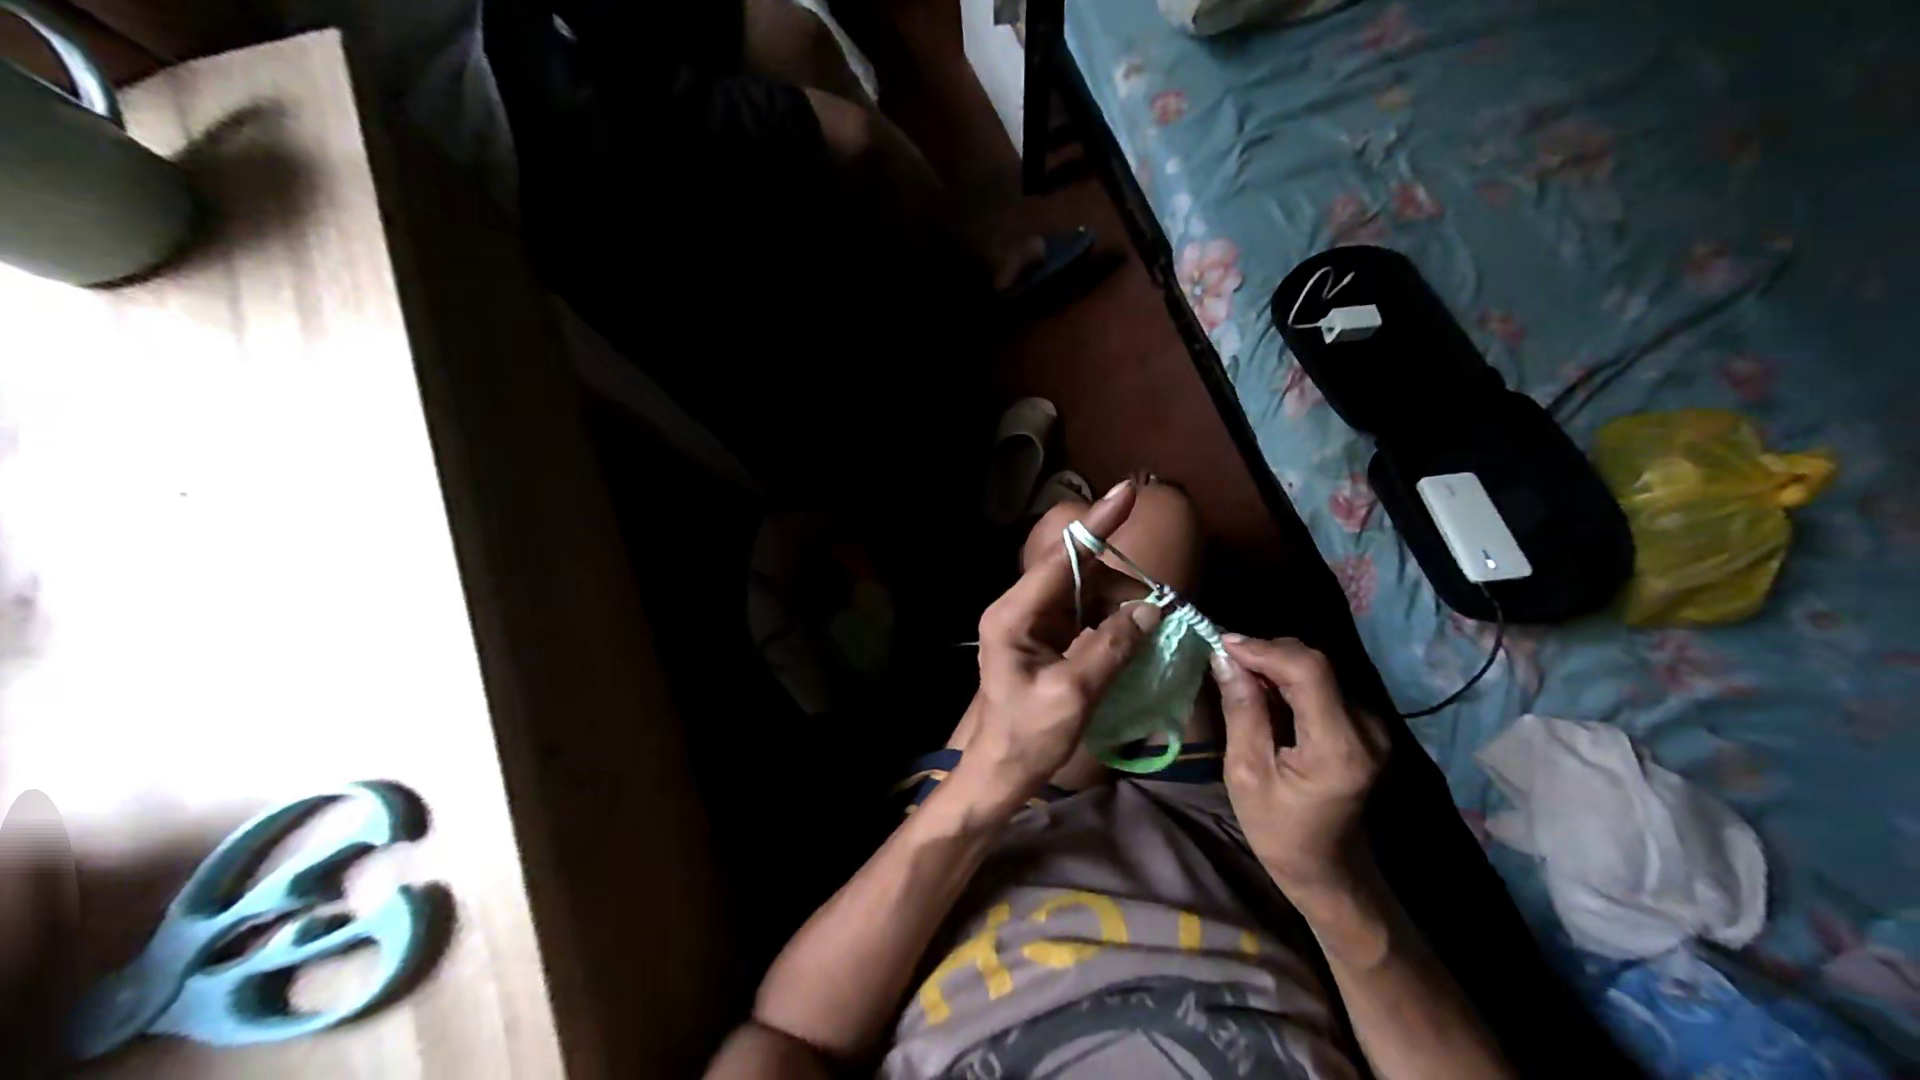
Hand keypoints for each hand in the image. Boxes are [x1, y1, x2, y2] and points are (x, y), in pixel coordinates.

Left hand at [961, 480, 1162, 808]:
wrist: (1002, 771)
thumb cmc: (1028, 737)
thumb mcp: (1074, 694)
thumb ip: (1112, 646)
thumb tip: (1150, 609)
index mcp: (1014, 615)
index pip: (1061, 559)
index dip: (1097, 525)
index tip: (1128, 492)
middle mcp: (1021, 609)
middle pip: (1078, 573)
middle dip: (1120, 585)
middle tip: (1156, 613)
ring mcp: (1033, 622)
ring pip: (1086, 593)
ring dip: (1119, 606)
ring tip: (1146, 631)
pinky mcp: (1047, 637)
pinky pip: (1085, 614)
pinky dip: (1111, 621)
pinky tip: (1131, 636)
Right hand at [1210, 637, 1388, 900]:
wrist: (1327, 866)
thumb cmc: (1278, 829)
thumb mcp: (1245, 773)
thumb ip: (1241, 710)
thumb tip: (1224, 658)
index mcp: (1338, 747)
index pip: (1309, 671)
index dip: (1264, 649)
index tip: (1222, 643)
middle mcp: (1366, 728)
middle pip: (1315, 664)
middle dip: (1266, 654)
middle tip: (1224, 660)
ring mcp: (1371, 724)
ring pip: (1317, 668)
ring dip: (1274, 664)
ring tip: (1237, 675)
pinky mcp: (1364, 723)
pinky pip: (1322, 683)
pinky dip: (1287, 678)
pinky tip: (1263, 691)